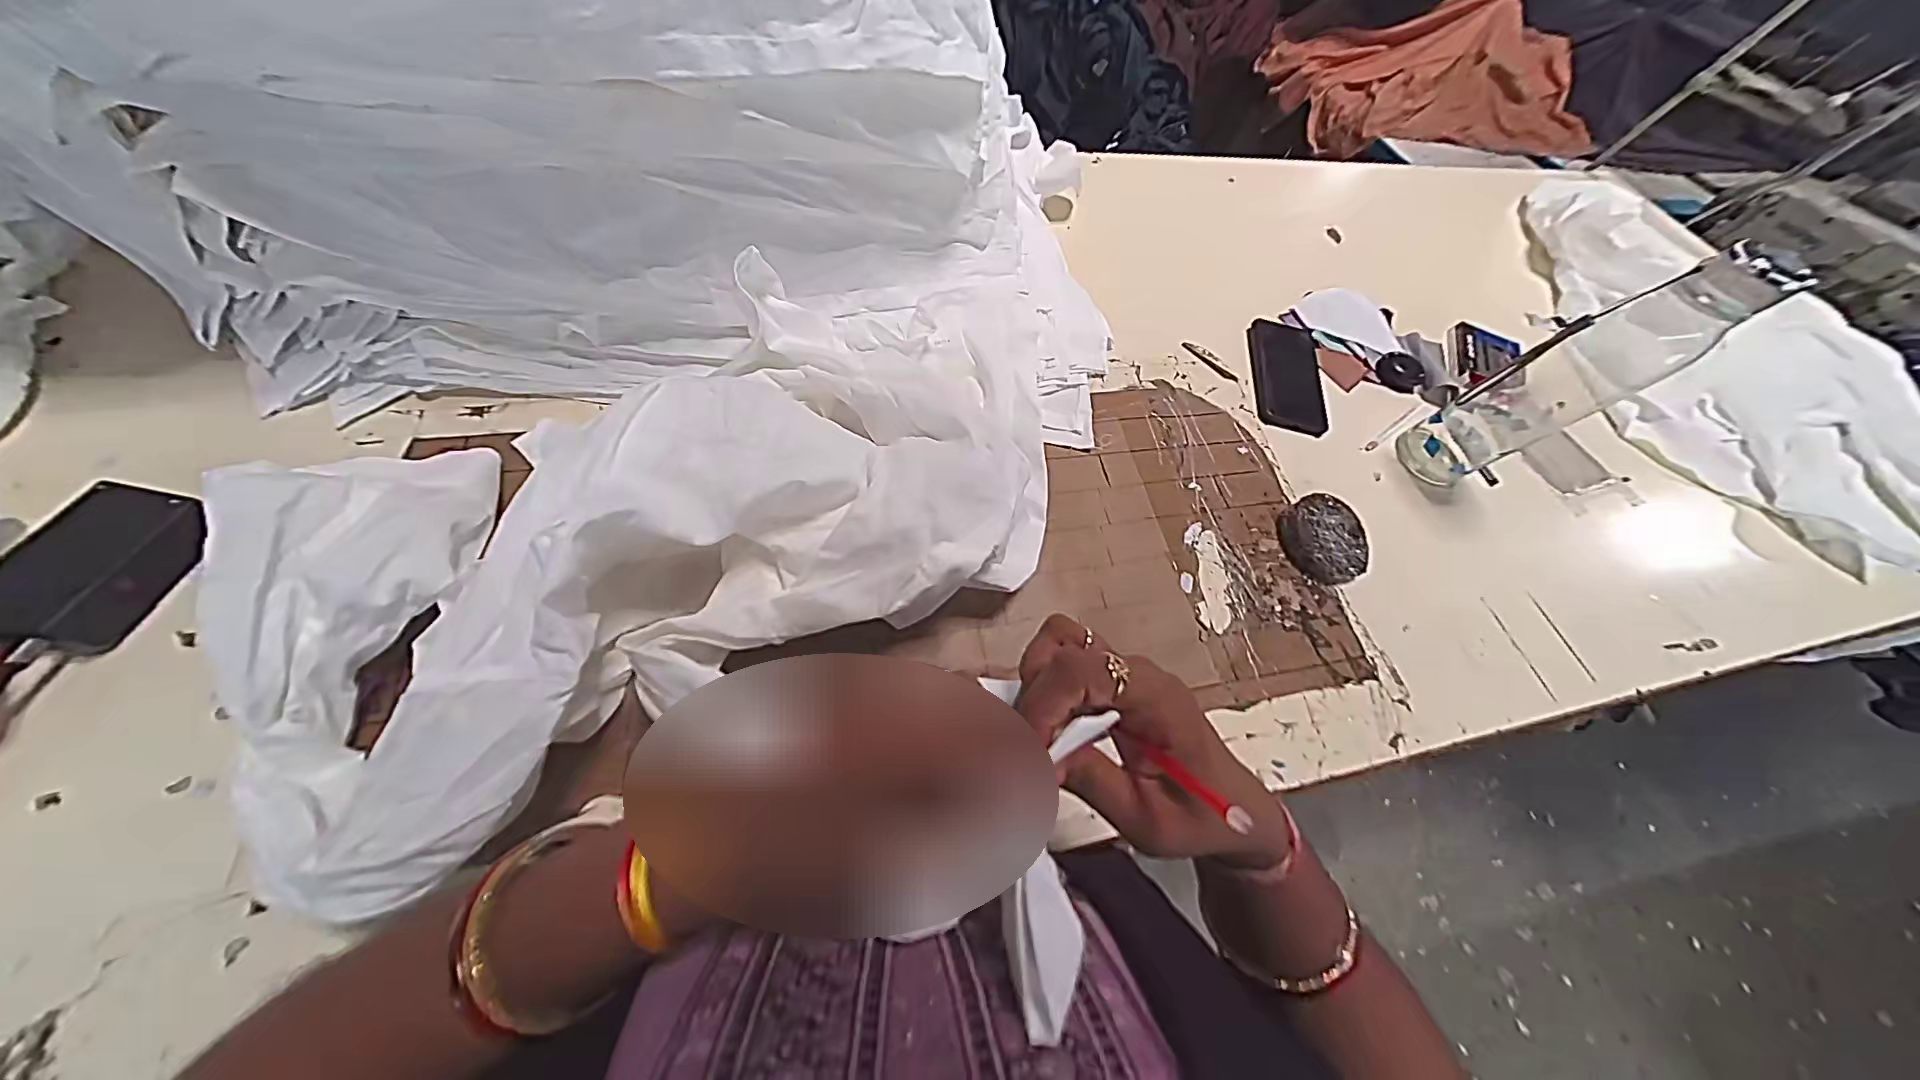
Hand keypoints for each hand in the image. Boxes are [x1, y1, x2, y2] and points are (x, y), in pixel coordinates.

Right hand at [1013, 615, 1293, 869]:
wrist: (1238, 815)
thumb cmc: (1207, 817)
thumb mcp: (1148, 819)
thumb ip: (1092, 781)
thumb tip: (1040, 757)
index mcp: (1157, 699)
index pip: (1082, 670)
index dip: (1044, 704)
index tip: (1032, 749)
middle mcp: (1140, 675)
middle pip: (1063, 648)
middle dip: (1035, 698)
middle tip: (1032, 749)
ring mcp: (1126, 674)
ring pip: (1061, 643)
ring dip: (1038, 683)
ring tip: (1042, 734)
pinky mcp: (1114, 684)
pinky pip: (1068, 664)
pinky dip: (1046, 688)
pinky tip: (1054, 730)